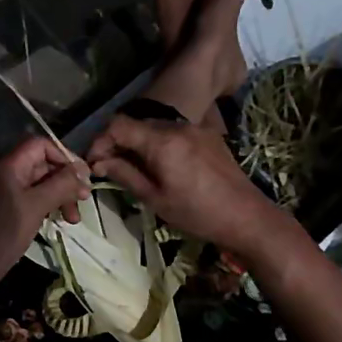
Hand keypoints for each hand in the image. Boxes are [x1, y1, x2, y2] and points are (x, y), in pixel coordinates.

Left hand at [0, 138, 89, 280]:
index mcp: (10, 166)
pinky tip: (61, 220)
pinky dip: (50, 205)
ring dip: (61, 196)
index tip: (82, 176)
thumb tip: (83, 168)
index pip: (40, 145)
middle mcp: (8, 173)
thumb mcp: (37, 205)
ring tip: (74, 218)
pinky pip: (34, 198)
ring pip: (41, 183)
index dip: (63, 155)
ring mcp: (7, 191)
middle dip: (66, 180)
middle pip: (43, 164)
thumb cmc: (6, 231)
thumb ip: (61, 184)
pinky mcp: (9, 208)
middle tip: (84, 199)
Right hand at [87, 114, 278, 246]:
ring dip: (137, 144)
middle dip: (116, 143)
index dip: (100, 141)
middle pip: (135, 124)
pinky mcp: (207, 136)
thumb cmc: (197, 213)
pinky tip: (160, 167)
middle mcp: (177, 126)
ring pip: (154, 128)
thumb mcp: (154, 198)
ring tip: (132, 169)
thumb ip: (124, 174)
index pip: (118, 125)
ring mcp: (195, 128)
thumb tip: (98, 163)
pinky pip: (173, 133)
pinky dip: (158, 144)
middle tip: (107, 167)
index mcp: (162, 141)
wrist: (247, 217)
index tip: (94, 163)